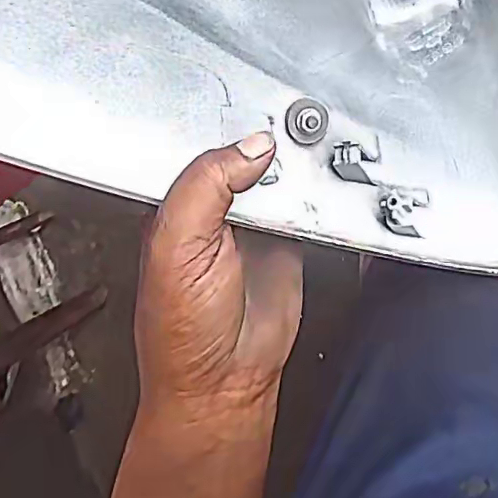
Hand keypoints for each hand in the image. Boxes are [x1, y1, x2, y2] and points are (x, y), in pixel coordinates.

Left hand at [137, 133, 303, 418]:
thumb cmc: (183, 331)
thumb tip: (251, 148)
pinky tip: (321, 182)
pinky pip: (308, 204)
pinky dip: (318, 192)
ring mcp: (256, 222)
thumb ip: (205, 190)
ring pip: (282, 176)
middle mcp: (219, 208)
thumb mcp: (176, 250)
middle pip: (250, 156)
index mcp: (181, 205)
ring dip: (298, 164)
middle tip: (293, 124)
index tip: (258, 116)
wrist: (227, 381)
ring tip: (310, 145)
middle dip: (271, 140)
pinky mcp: (290, 238)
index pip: (208, 149)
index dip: (232, 130)